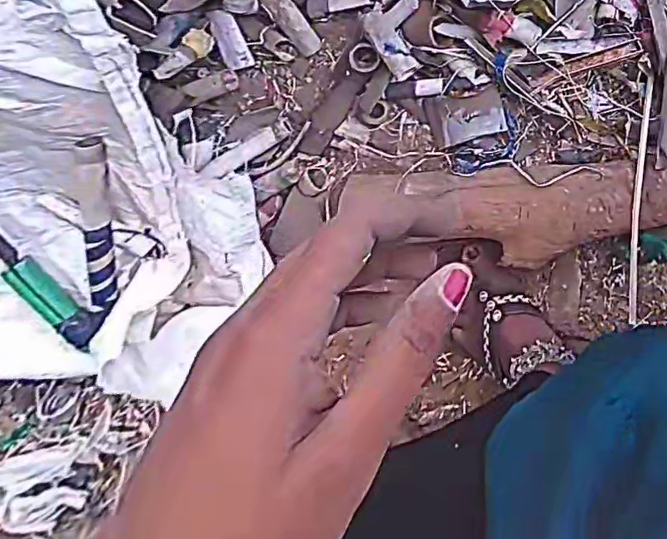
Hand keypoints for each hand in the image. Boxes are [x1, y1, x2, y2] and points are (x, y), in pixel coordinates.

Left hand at [101, 200, 470, 538]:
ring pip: (303, 279)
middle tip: (440, 247)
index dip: (399, 216)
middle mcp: (237, 335)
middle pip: (322, 248)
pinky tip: (364, 324)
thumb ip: (404, 356)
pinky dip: (336, 300)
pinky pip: (285, 313)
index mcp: (268, 338)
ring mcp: (221, 358)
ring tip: (416, 281)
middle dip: (389, 238)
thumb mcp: (346, 450)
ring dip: (365, 269)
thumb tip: (448, 285)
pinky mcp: (218, 383)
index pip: (344, 234)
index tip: (441, 220)